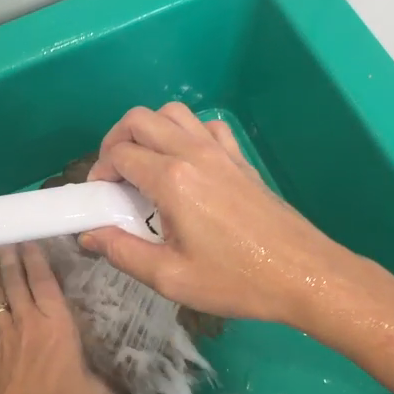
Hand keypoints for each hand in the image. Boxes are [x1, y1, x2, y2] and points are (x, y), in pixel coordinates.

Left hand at [0, 242, 117, 393]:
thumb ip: (115, 381)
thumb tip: (139, 380)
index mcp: (56, 323)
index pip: (44, 280)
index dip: (36, 257)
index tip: (30, 239)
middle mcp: (28, 321)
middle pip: (16, 281)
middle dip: (10, 257)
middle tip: (4, 238)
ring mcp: (3, 335)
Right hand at [80, 102, 362, 326]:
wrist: (304, 274)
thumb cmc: (236, 281)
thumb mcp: (171, 278)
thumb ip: (122, 252)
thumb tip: (89, 235)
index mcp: (172, 180)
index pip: (119, 155)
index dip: (99, 172)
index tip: (99, 197)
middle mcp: (193, 153)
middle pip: (139, 119)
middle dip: (115, 140)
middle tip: (113, 175)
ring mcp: (220, 151)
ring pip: (171, 113)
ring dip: (148, 130)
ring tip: (143, 163)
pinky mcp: (240, 158)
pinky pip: (206, 126)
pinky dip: (186, 133)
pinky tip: (185, 162)